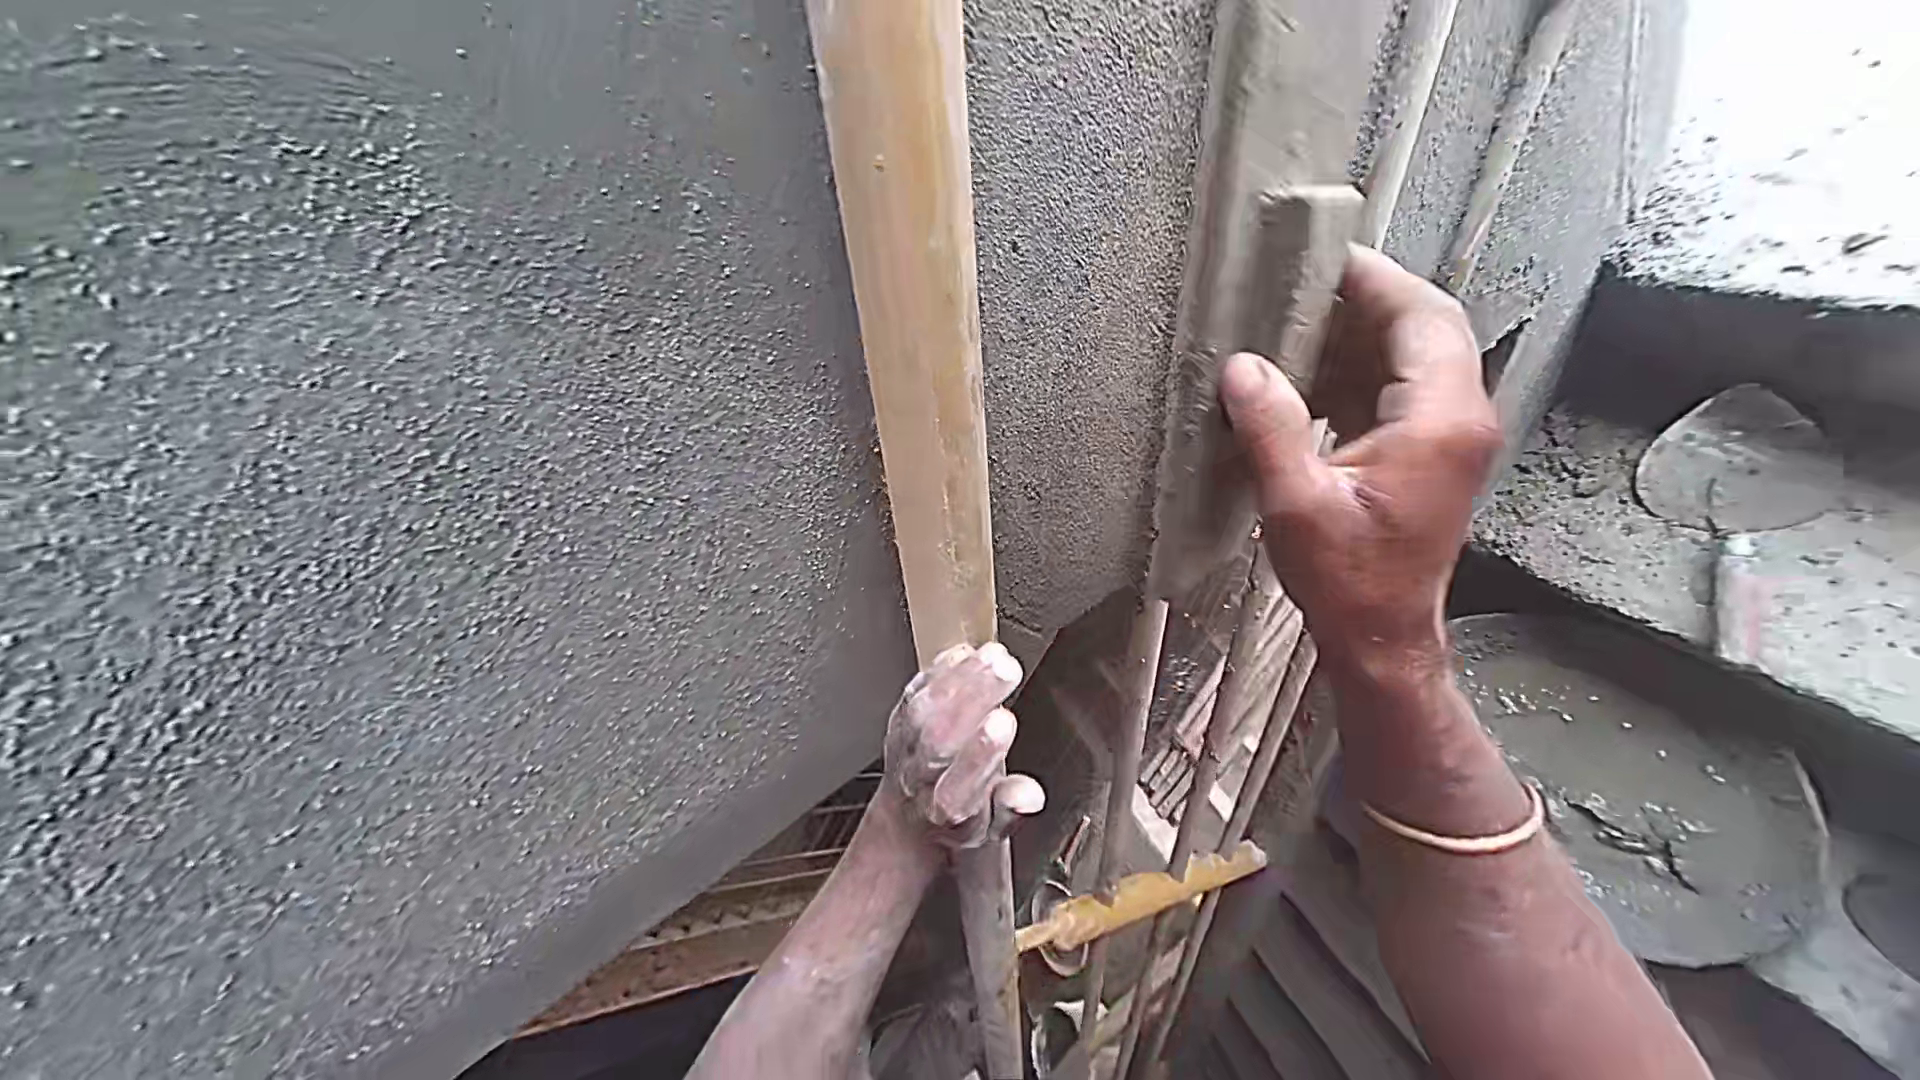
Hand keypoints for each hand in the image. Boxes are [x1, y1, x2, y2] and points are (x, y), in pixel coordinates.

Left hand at [881, 642, 1045, 849]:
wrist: (908, 816)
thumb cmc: (958, 818)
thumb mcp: (991, 831)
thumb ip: (1010, 812)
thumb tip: (1029, 796)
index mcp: (947, 814)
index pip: (958, 788)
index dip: (980, 754)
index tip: (1004, 722)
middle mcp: (919, 778)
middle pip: (939, 739)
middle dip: (973, 700)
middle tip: (1004, 671)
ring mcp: (906, 746)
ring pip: (925, 709)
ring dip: (960, 676)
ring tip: (993, 656)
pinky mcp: (900, 719)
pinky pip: (914, 691)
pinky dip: (939, 669)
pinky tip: (965, 654)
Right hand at [1220, 247, 1500, 677]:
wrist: (1379, 632)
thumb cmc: (1347, 578)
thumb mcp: (1296, 503)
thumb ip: (1270, 428)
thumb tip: (1241, 368)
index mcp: (1440, 421)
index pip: (1422, 317)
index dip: (1374, 281)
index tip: (1326, 258)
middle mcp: (1458, 420)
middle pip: (1420, 330)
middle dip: (1359, 305)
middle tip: (1295, 293)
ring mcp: (1445, 438)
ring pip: (1406, 360)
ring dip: (1351, 341)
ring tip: (1289, 333)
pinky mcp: (1424, 456)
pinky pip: (1393, 393)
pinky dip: (1350, 376)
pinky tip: (1302, 385)